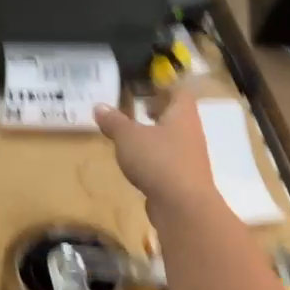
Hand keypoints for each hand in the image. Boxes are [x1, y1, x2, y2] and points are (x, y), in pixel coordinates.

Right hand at [92, 93, 214, 220]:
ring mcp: (189, 156)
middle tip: (140, 108)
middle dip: (160, 110)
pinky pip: (169, 159)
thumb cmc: (158, 161)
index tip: (147, 86)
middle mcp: (190, 131)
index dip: (164, 86)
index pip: (178, 91)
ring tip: (135, 136)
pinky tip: (139, 162)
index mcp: (182, 114)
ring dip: (157, 134)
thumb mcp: (128, 137)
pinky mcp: (183, 177)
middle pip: (177, 114)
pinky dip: (155, 156)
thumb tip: (99, 106)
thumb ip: (114, 121)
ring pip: (173, 137)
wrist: (182, 204)